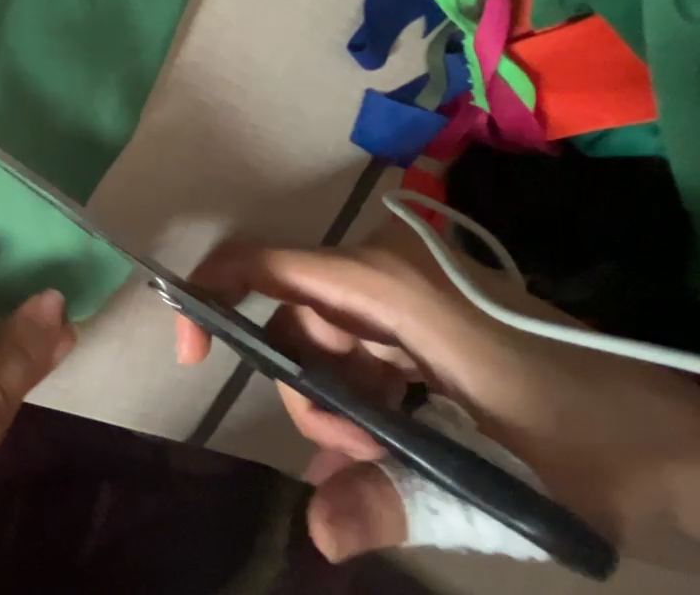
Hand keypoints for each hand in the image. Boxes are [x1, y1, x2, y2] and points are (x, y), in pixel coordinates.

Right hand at [174, 231, 699, 565]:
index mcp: (390, 286)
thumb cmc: (610, 444)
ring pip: (323, 343)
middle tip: (356, 457)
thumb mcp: (508, 486)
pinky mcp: (425, 315)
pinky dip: (363, 398)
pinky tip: (391, 444)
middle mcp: (386, 273)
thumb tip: (315, 536)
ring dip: (339, 406)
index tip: (191, 354)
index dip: (207, 296)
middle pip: (291, 322)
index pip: (259, 265)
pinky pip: (358, 350)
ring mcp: (407, 291)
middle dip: (310, 394)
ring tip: (385, 462)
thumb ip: (402, 502)